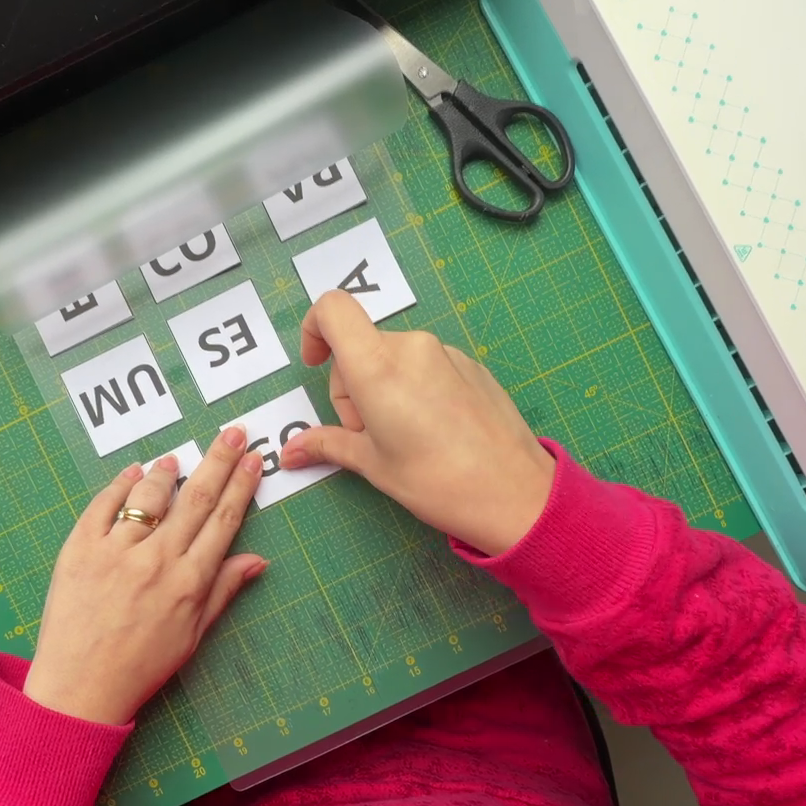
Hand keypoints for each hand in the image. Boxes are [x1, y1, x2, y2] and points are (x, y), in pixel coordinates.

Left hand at [24, 429, 267, 724]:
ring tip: (174, 459)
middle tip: (232, 432)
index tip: (253, 459)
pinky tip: (132, 473)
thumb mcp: (192, 636)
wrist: (79, 686)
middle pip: (195, 498)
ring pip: (149, 495)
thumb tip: (257, 560)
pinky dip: (119, 485)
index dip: (241, 486)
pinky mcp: (79, 548)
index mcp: (189, 581)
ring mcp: (116, 551)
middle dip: (218, 461)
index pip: (223, 521)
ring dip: (166, 471)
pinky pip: (103, 505)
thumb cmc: (140, 666)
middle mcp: (156, 559)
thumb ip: (223, 592)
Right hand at [279, 290, 554, 555]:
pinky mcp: (470, 366)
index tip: (315, 365)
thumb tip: (289, 452)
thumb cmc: (434, 481)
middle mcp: (411, 347)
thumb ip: (326, 445)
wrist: (515, 495)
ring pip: (391, 358)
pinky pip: (423, 366)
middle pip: (360, 347)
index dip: (314, 330)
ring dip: (382, 390)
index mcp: (378, 366)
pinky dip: (412, 390)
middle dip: (351, 387)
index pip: (333, 310)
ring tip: (403, 438)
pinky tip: (432, 431)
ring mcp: (445, 353)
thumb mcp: (371, 464)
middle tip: (369, 435)